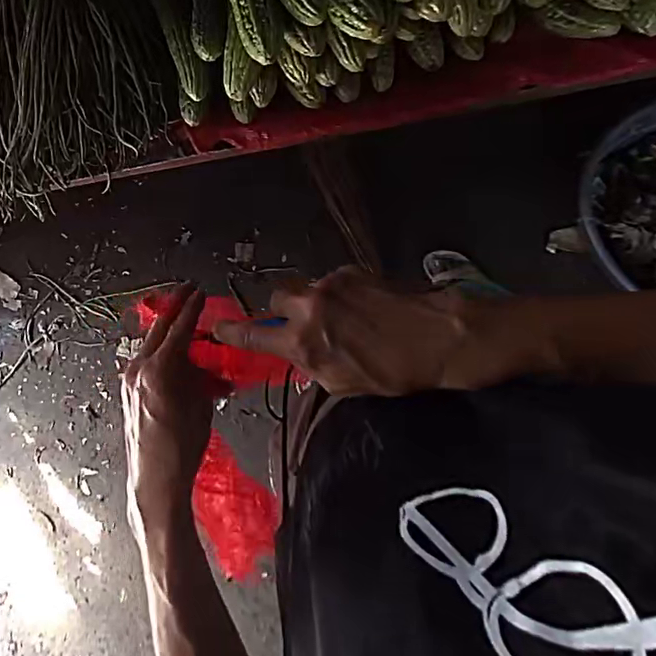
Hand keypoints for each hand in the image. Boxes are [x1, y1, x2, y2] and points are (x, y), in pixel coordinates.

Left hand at [123, 285, 218, 512]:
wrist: (155, 481)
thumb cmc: (180, 450)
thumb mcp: (200, 405)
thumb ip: (200, 376)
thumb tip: (205, 365)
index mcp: (158, 371)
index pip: (178, 329)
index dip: (191, 308)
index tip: (198, 293)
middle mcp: (138, 370)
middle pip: (159, 329)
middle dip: (175, 308)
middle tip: (188, 293)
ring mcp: (129, 380)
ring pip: (153, 345)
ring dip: (171, 336)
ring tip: (192, 333)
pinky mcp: (128, 391)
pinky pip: (148, 363)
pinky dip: (164, 356)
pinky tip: (180, 363)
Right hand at [212, 267, 527, 397]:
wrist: (438, 336)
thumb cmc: (392, 371)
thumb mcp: (343, 384)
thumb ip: (311, 367)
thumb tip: (300, 357)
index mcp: (303, 341)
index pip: (255, 334)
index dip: (233, 332)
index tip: (217, 328)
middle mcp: (309, 307)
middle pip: (277, 297)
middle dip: (285, 310)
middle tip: (305, 324)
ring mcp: (329, 284)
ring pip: (305, 288)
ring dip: (314, 302)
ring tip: (346, 318)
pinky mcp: (350, 271)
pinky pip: (331, 282)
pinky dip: (339, 295)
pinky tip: (364, 308)